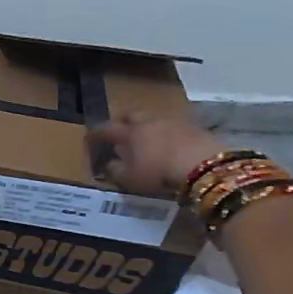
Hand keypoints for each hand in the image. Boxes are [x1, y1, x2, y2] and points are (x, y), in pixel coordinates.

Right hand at [86, 111, 225, 196]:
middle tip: (118, 129)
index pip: (106, 129)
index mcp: (129, 132)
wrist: (203, 165)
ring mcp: (173, 121)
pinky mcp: (194, 127)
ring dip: (146, 125)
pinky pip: (172, 126)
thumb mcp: (129, 179)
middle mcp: (149, 121)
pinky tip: (167, 143)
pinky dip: (165, 132)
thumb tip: (110, 163)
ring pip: (153, 118)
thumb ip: (115, 170)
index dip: (95, 134)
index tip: (88, 138)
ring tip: (144, 138)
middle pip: (131, 115)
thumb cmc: (158, 172)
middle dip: (122, 121)